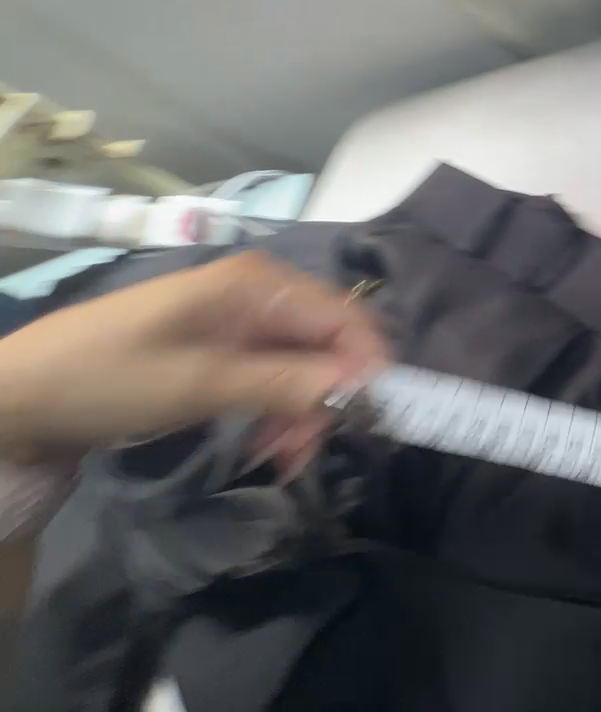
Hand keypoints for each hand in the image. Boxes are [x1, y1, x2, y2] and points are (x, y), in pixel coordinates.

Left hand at [0, 254, 387, 464]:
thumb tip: (366, 389)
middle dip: (328, 396)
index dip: (364, 365)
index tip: (366, 416)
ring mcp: (244, 319)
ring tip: (280, 453)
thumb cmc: (97, 378)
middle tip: (306, 448)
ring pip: (308, 364)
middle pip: (329, 343)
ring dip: (304, 410)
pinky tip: (263, 439)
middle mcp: (262, 293)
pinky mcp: (227, 347)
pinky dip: (279, 409)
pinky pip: (278, 375)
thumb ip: (288, 384)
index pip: (345, 318)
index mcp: (260, 283)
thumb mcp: (196, 384)